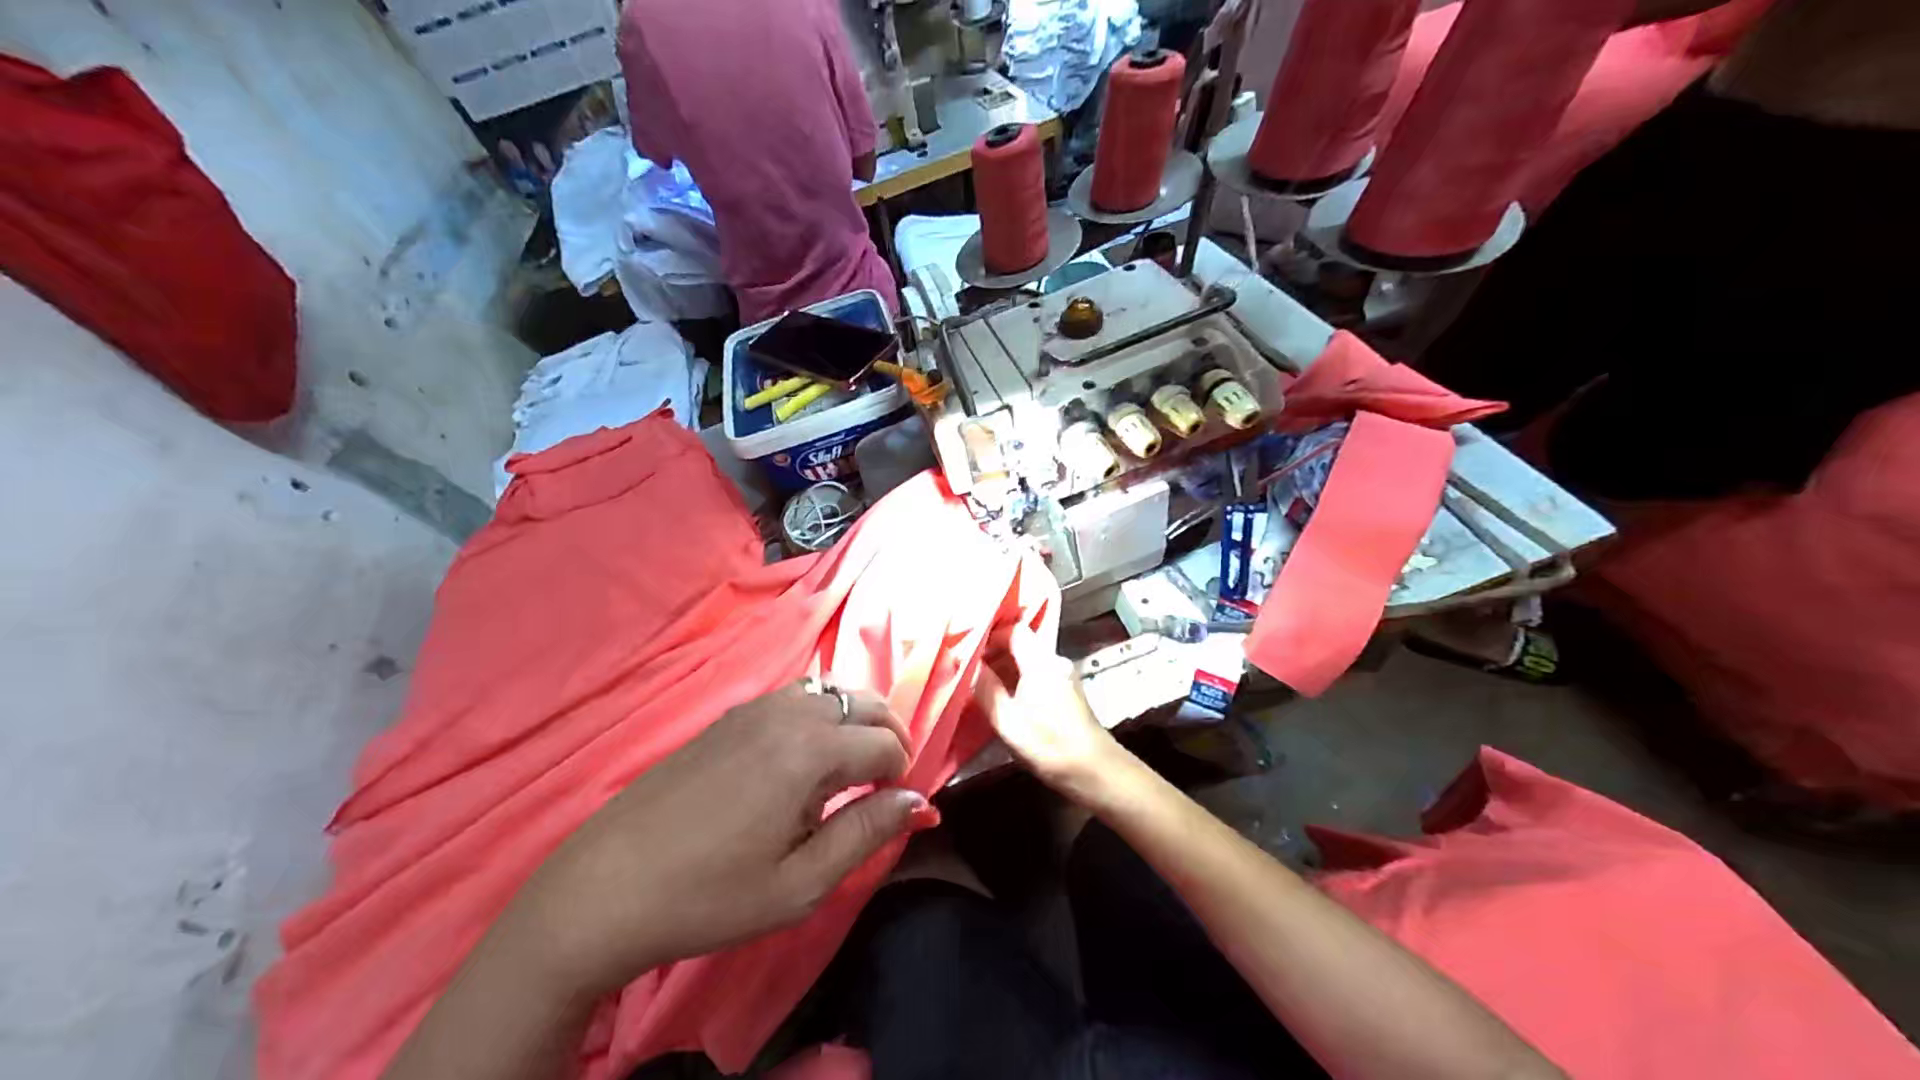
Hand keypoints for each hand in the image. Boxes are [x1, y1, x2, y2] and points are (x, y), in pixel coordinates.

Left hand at [499, 681, 931, 995]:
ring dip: (856, 721)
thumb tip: (918, 801)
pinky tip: (804, 756)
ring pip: (833, 693)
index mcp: (811, 750)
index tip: (891, 811)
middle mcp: (789, 712)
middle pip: (866, 703)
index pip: (887, 743)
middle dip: (889, 737)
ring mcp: (754, 707)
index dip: (901, 776)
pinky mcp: (729, 715)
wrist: (606, 886)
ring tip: (849, 771)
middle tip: (881, 787)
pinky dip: (822, 714)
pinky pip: (797, 696)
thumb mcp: (801, 884)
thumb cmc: (710, 895)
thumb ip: (867, 833)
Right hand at [974, 624, 1131, 803]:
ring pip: (1028, 660)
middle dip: (993, 652)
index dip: (989, 636)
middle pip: (1020, 643)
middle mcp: (1054, 661)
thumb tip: (968, 665)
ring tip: (979, 684)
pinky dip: (1017, 679)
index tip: (966, 650)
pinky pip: (1036, 674)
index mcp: (1041, 662)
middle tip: (967, 668)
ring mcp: (1063, 675)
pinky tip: (1003, 698)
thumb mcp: (1007, 720)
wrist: (1096, 772)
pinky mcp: (1066, 691)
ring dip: (1004, 668)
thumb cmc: (1049, 745)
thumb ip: (985, 688)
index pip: (1013, 630)